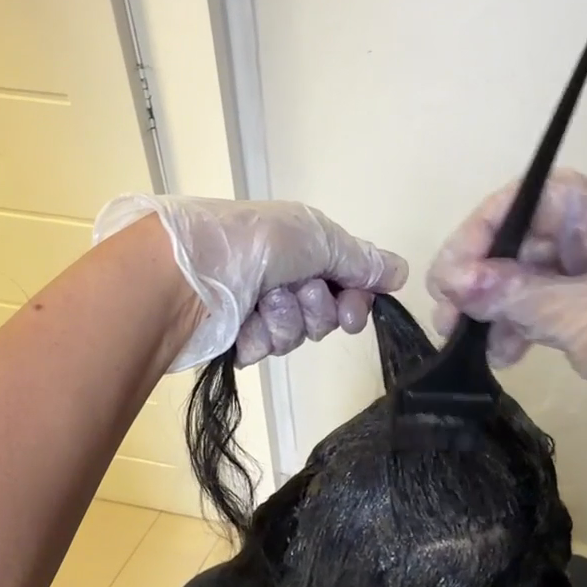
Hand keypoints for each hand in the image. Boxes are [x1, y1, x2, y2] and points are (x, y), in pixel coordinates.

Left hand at [94, 194, 407, 369]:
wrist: (185, 276)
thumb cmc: (251, 246)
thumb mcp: (316, 237)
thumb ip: (360, 259)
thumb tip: (401, 271)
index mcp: (301, 245)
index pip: (348, 281)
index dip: (355, 301)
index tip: (353, 311)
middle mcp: (283, 274)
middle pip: (324, 315)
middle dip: (313, 310)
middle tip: (296, 296)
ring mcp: (257, 307)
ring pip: (296, 336)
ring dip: (283, 322)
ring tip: (260, 307)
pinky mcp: (235, 336)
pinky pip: (265, 350)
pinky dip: (257, 338)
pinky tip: (241, 326)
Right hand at [426, 169, 586, 479]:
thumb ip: (520, 297)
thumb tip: (458, 281)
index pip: (537, 196)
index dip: (485, 227)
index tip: (450, 271)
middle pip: (530, 235)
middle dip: (483, 272)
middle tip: (447, 313)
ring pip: (534, 273)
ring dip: (496, 303)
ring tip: (466, 340)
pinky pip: (548, 304)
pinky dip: (521, 324)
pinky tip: (502, 354)